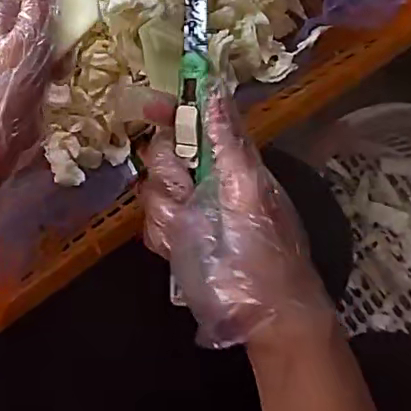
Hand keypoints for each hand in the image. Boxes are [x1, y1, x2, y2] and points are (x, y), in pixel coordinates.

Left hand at [0, 0, 56, 185]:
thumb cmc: (7, 88)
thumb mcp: (25, 45)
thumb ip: (36, 12)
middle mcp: (7, 34)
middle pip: (32, 7)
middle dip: (55, 9)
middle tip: (74, 14)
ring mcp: (20, 56)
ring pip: (47, 34)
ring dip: (61, 41)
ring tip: (65, 56)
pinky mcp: (31, 77)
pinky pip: (51, 59)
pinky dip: (59, 64)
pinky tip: (60, 77)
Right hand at [142, 88, 334, 348]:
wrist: (259, 318)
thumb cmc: (263, 250)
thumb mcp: (249, 189)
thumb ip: (227, 142)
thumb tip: (214, 92)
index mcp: (227, 161)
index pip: (193, 122)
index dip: (171, 111)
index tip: (150, 107)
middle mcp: (202, 179)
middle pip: (161, 153)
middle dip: (169, 174)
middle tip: (188, 195)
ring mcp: (183, 209)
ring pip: (150, 189)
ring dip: (168, 211)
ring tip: (192, 232)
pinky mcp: (169, 237)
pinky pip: (147, 222)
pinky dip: (163, 235)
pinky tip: (182, 249)